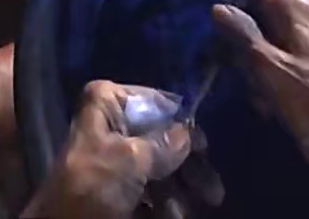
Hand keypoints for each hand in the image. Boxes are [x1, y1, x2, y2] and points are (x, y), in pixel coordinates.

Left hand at [26, 81, 192, 218]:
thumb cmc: (95, 182)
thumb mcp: (131, 159)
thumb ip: (163, 145)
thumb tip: (188, 132)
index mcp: (107, 101)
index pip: (153, 101)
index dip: (181, 122)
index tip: (206, 146)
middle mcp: (113, 121)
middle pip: (162, 137)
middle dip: (188, 166)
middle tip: (213, 193)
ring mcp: (118, 155)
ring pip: (162, 168)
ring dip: (179, 192)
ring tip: (181, 212)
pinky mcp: (121, 186)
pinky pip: (153, 191)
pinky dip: (165, 206)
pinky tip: (171, 217)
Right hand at [213, 0, 308, 218]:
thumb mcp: (269, 64)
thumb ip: (240, 32)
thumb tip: (217, 7)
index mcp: (294, 10)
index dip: (232, 5)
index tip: (220, 31)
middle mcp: (299, 22)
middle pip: (252, 16)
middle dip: (237, 41)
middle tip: (232, 65)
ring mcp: (302, 48)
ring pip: (257, 43)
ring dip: (247, 66)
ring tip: (254, 91)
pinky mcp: (303, 74)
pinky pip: (270, 66)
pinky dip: (262, 80)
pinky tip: (265, 104)